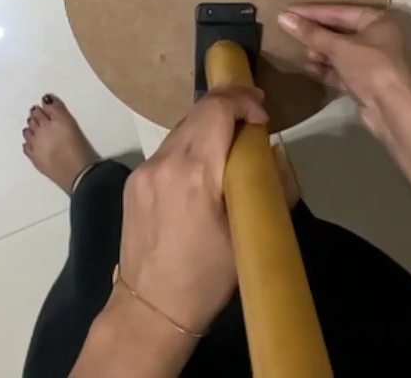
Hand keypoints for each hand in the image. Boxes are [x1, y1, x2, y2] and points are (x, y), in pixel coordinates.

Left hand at [117, 86, 267, 333]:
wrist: (149, 311)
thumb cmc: (206, 278)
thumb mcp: (249, 235)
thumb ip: (272, 188)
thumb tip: (276, 153)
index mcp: (195, 174)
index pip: (216, 111)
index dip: (242, 101)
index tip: (262, 114)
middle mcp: (164, 163)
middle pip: (198, 112)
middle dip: (229, 107)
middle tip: (254, 118)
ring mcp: (145, 170)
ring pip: (182, 128)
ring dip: (209, 126)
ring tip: (233, 141)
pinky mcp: (134, 180)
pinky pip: (168, 149)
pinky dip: (191, 146)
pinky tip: (204, 166)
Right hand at [278, 4, 410, 141]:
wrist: (393, 110)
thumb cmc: (370, 67)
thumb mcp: (339, 48)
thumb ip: (311, 33)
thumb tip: (283, 17)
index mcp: (377, 20)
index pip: (339, 11)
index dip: (312, 11)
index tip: (288, 10)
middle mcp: (377, 37)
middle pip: (339, 31)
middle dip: (316, 33)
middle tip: (290, 31)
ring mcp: (372, 60)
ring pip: (340, 51)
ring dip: (320, 52)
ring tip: (302, 52)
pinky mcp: (366, 81)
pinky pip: (341, 69)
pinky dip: (326, 68)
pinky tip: (310, 67)